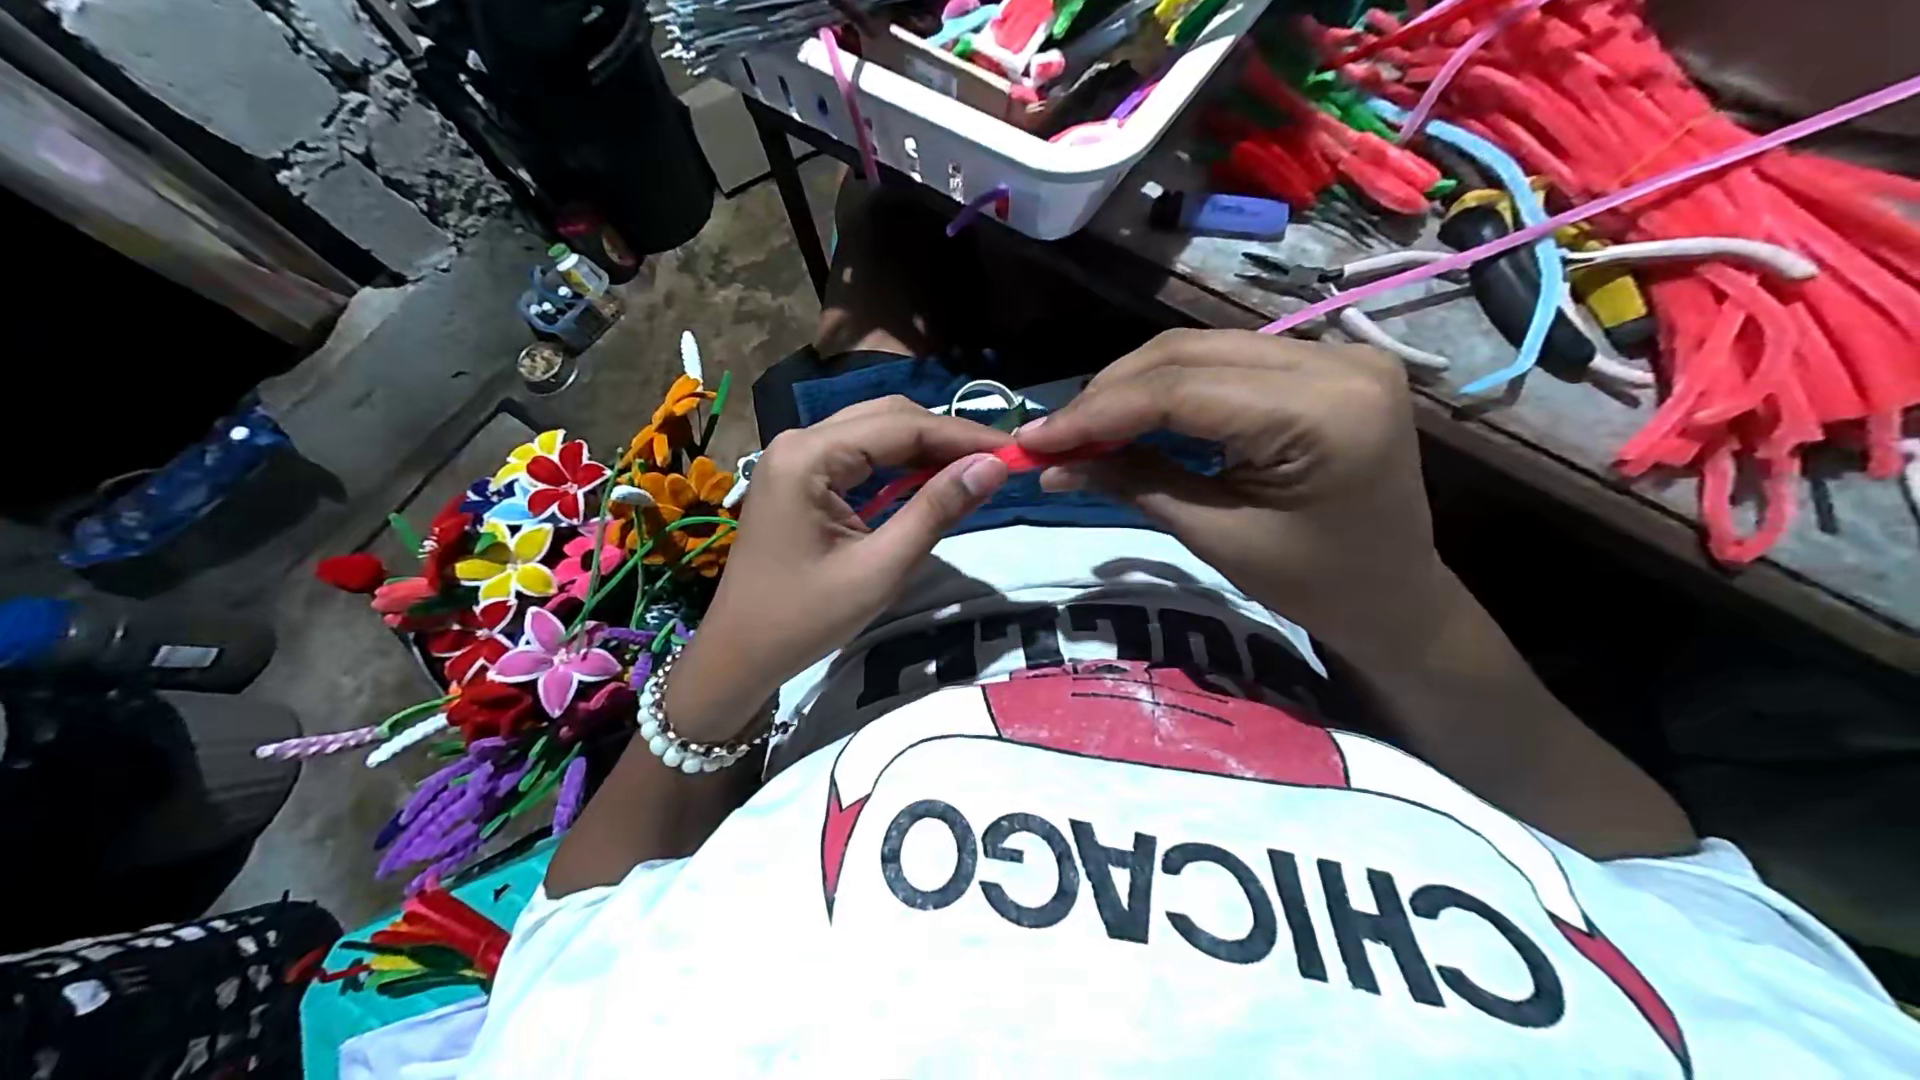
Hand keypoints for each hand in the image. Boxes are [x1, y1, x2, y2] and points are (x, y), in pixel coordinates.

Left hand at [665, 397, 1011, 738]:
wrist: (741, 652)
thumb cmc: (805, 618)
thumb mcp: (880, 568)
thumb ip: (937, 510)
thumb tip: (994, 466)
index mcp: (808, 456)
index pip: (902, 426)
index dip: (963, 436)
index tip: (1015, 451)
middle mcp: (799, 441)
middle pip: (888, 417)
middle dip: (946, 436)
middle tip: (999, 461)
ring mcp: (796, 457)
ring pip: (875, 432)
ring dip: (926, 448)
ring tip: (976, 469)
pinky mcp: (800, 476)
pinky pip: (859, 455)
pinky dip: (900, 465)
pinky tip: (931, 479)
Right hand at [1019, 329, 1443, 658]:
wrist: (1392, 595)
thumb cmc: (1314, 584)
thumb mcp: (1217, 538)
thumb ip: (1136, 484)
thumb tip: (1053, 466)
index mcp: (1323, 411)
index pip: (1182, 391)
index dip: (1098, 412)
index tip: (1035, 439)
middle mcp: (1335, 360)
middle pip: (1188, 355)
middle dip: (1108, 394)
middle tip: (1052, 436)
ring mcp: (1335, 354)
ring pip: (1201, 350)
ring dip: (1132, 386)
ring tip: (1081, 427)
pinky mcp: (1322, 364)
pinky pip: (1225, 362)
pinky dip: (1168, 387)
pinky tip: (1131, 412)